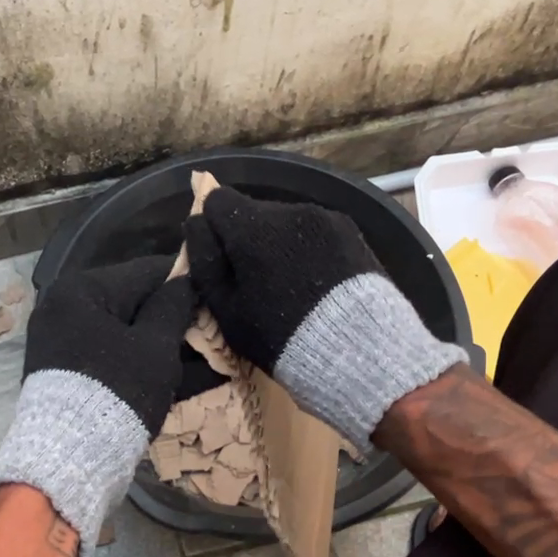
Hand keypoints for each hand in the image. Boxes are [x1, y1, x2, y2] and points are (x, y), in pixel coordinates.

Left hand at [0, 255, 197, 556]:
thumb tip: (184, 280)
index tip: (215, 293)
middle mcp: (63, 308)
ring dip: (162, 344)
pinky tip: (181, 375)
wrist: (69, 458)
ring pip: (125, 334)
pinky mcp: (65, 373)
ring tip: (203, 355)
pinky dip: (141, 364)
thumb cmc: (115, 391)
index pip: (144, 272)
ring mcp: (61, 343)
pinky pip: (112, 357)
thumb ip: (172, 307)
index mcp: (80, 290)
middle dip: (173, 318)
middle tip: (212, 329)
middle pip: (133, 304)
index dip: (184, 281)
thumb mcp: (154, 347)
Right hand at [181, 185, 465, 444]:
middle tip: (255, 281)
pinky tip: (316, 284)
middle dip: (247, 238)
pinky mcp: (352, 232)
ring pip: (285, 222)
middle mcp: (289, 211)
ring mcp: (325, 218)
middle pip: (253, 211)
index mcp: (253, 227)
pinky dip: (306, 249)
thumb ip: (205, 261)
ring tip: (290, 287)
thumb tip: (195, 224)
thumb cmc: (283, 338)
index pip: (217, 201)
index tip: (220, 258)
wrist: (362, 355)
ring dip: (278, 244)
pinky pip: (314, 231)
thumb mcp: (228, 310)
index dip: (213, 227)